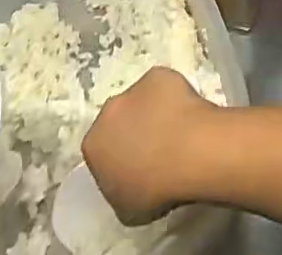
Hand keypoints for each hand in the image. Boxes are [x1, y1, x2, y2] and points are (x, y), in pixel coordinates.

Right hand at [82, 68, 215, 226]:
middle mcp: (108, 111)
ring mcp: (135, 88)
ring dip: (152, 110)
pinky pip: (163, 85)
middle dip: (132, 129)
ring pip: (141, 99)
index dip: (117, 157)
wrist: (188, 151)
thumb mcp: (125, 207)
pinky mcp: (159, 73)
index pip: (100, 150)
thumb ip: (117, 188)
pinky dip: (172, 95)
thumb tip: (124, 179)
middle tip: (155, 145)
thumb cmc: (155, 188)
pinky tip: (185, 111)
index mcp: (93, 144)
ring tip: (176, 128)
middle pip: (118, 119)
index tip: (135, 166)